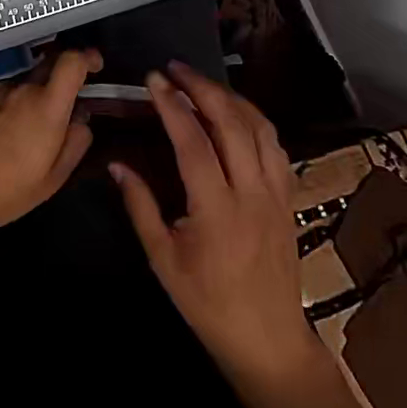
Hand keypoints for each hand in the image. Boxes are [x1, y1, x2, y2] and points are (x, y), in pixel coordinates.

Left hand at [0, 49, 99, 272]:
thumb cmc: (7, 191)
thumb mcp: (54, 178)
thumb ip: (76, 142)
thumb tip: (81, 119)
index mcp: (46, 106)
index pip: (71, 61)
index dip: (87, 57)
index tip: (95, 66)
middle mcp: (21, 88)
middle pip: (50, 64)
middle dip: (65, 76)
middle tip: (67, 104)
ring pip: (26, 81)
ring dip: (36, 94)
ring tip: (29, 129)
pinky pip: (5, 90)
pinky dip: (13, 101)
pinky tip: (4, 131)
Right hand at [112, 62, 322, 386]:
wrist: (267, 338)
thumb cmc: (208, 303)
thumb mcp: (163, 260)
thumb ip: (139, 207)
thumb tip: (117, 165)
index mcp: (217, 210)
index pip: (193, 142)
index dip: (172, 106)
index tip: (154, 80)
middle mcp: (252, 193)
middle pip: (232, 122)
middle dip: (202, 87)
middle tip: (176, 69)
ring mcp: (277, 193)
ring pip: (260, 127)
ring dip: (231, 97)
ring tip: (203, 83)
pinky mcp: (289, 197)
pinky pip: (276, 145)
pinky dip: (255, 119)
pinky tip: (237, 113)